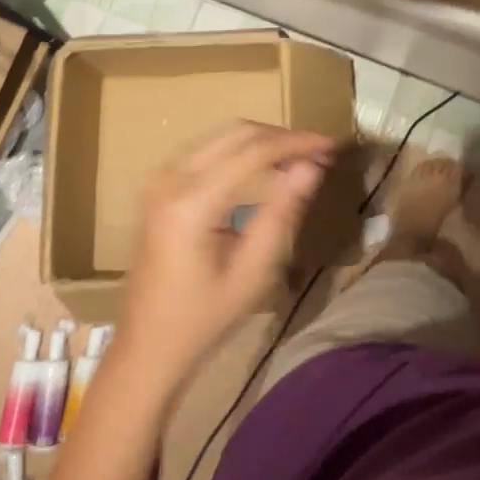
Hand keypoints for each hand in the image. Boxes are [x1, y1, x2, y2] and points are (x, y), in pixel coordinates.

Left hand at [116, 121, 333, 381]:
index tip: (331, 146)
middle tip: (319, 151)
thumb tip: (310, 168)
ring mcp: (159, 180)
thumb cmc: (204, 319)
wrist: (147, 346)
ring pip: (221, 136)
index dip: (296, 143)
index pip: (254, 150)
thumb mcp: (252, 273)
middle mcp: (171, 179)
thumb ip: (281, 213)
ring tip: (298, 158)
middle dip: (281, 136)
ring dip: (261, 140)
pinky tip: (264, 167)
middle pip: (236, 132)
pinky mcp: (158, 187)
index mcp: (192, 202)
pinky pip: (205, 150)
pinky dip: (239, 150)